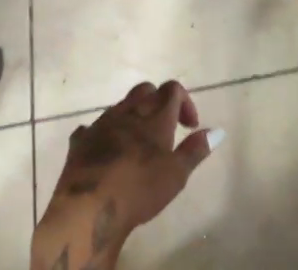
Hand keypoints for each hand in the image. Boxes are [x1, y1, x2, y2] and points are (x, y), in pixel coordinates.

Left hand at [32, 81, 220, 269]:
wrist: (89, 209)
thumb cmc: (140, 190)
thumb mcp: (177, 174)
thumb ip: (196, 149)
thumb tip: (217, 130)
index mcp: (155, 116)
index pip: (173, 89)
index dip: (185, 101)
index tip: (190, 126)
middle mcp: (129, 112)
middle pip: (146, 90)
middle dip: (158, 101)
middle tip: (165, 127)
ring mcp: (101, 123)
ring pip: (120, 106)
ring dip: (132, 116)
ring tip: (137, 142)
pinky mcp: (80, 140)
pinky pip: (92, 127)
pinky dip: (103, 133)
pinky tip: (105, 150)